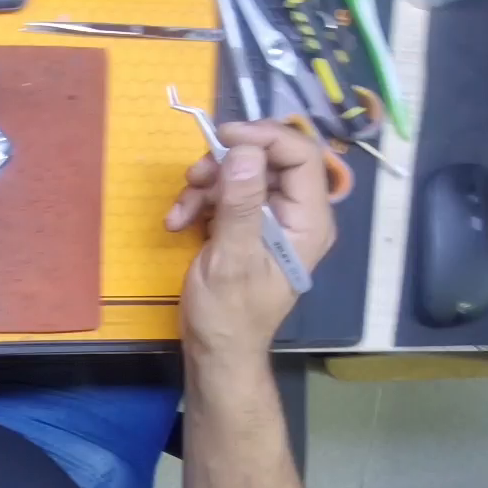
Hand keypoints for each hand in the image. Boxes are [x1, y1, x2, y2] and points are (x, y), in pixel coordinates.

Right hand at [168, 121, 336, 365]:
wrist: (215, 351)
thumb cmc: (228, 314)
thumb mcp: (231, 259)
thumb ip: (241, 204)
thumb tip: (243, 151)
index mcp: (308, 221)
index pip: (300, 155)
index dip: (263, 137)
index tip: (222, 136)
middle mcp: (295, 215)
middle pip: (267, 161)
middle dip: (226, 164)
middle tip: (193, 177)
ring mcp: (270, 221)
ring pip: (241, 176)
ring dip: (205, 186)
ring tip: (179, 211)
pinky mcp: (245, 228)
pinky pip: (225, 196)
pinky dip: (199, 203)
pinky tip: (179, 222)